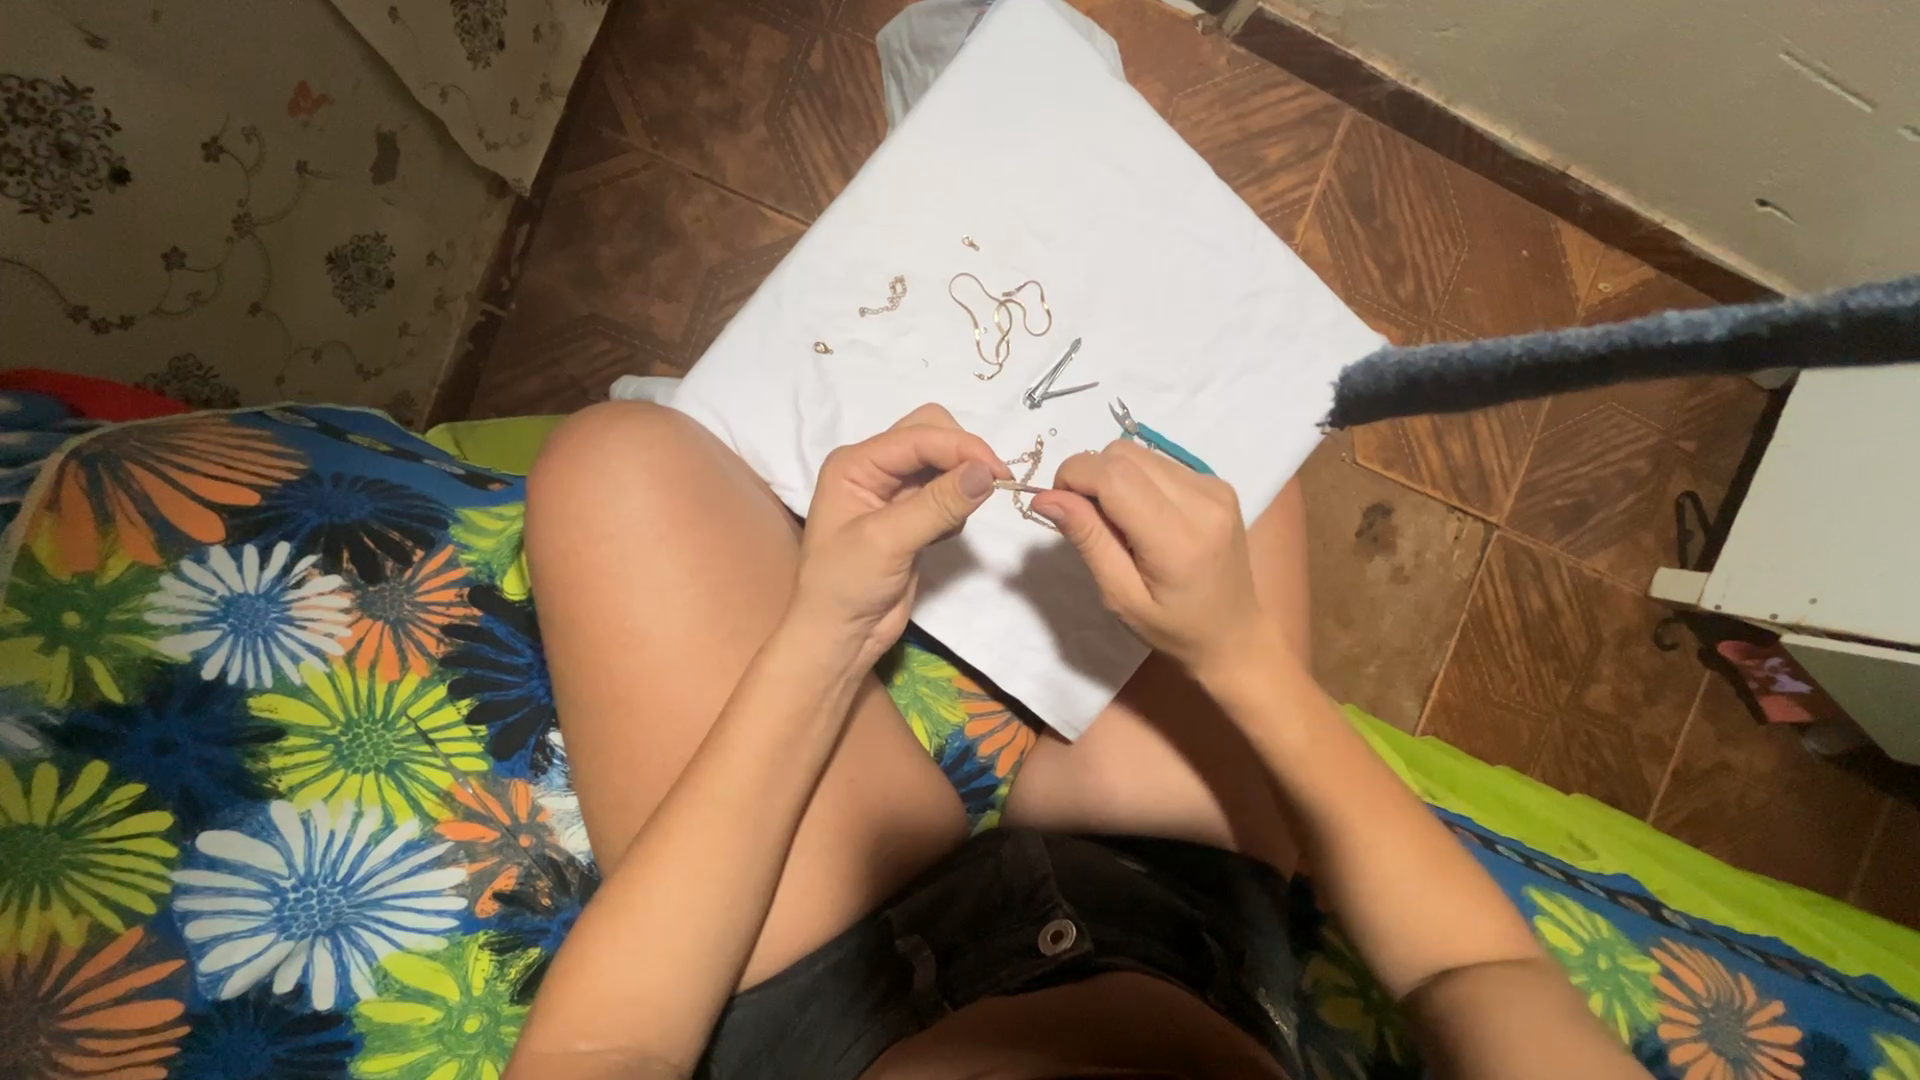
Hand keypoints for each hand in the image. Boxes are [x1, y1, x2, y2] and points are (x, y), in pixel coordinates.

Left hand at [791, 405, 1009, 666]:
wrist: (839, 637)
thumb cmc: (846, 586)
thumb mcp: (889, 541)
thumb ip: (938, 504)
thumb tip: (987, 472)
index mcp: (855, 464)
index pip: (917, 435)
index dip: (960, 447)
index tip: (998, 472)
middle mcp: (873, 469)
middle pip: (930, 434)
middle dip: (962, 455)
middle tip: (991, 485)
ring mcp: (892, 493)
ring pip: (942, 463)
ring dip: (961, 482)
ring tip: (953, 522)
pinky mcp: (911, 517)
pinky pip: (946, 493)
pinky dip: (957, 506)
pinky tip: (944, 535)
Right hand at [1030, 440, 1280, 679]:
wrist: (1235, 633)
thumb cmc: (1173, 628)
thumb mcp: (1121, 596)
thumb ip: (1088, 540)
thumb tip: (1045, 498)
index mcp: (1177, 539)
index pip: (1113, 476)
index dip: (1074, 477)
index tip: (1058, 504)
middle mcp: (1202, 502)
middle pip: (1123, 455)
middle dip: (1088, 475)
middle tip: (1085, 517)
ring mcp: (1215, 488)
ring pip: (1138, 453)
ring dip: (1112, 476)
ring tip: (1117, 521)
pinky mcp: (1218, 483)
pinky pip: (1158, 462)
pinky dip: (1136, 480)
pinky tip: (1142, 515)